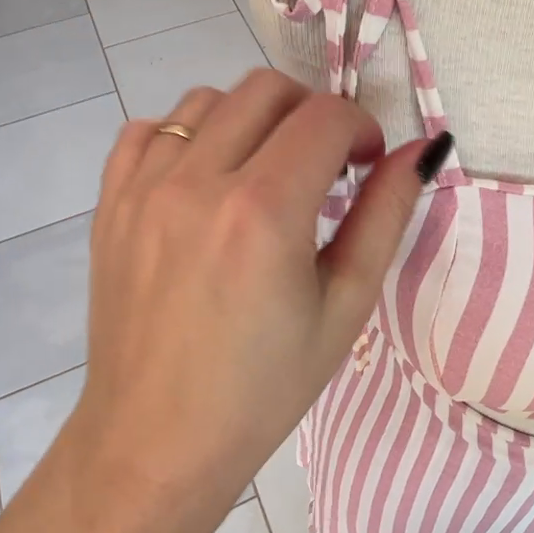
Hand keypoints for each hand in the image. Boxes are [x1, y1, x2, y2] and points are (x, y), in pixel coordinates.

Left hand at [75, 69, 443, 492]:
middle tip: (326, 165)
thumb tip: (424, 150)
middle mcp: (198, 182)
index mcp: (264, 211)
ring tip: (266, 172)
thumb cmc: (265, 388)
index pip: (325, 117)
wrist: (157, 441)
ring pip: (206, 101)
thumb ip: (385, 216)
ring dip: (252, 120)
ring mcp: (143, 189)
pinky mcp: (110, 205)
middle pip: (267, 90)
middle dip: (312, 113)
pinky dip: (188, 136)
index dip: (362, 128)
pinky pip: (147, 131)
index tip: (368, 164)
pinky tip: (207, 180)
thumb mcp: (345, 307)